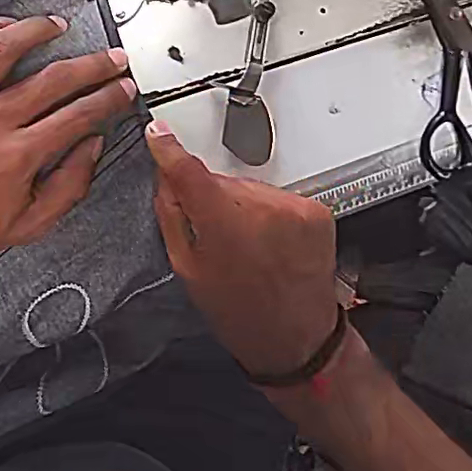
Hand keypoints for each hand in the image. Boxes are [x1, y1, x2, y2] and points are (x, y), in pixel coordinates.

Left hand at [0, 15, 136, 308]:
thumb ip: (69, 185)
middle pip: (53, 77)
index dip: (109, 97)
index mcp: (17, 156)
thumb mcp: (28, 224)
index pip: (79, 114)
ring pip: (2, 47)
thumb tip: (93, 146)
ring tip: (56, 26)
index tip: (121, 89)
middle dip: (93, 64)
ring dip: (36, 30)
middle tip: (109, 58)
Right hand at [144, 120, 340, 377]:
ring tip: (248, 244)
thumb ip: (172, 216)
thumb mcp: (188, 269)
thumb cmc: (242, 312)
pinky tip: (269, 241)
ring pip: (248, 186)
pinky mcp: (313, 210)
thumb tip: (165, 180)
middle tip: (216, 235)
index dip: (168, 149)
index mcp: (223, 225)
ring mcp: (291, 208)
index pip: (188, 170)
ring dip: (241, 205)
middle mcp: (260, 210)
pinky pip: (275, 195)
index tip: (158, 133)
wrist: (297, 337)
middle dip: (211, 197)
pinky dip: (268, 211)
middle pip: (219, 180)